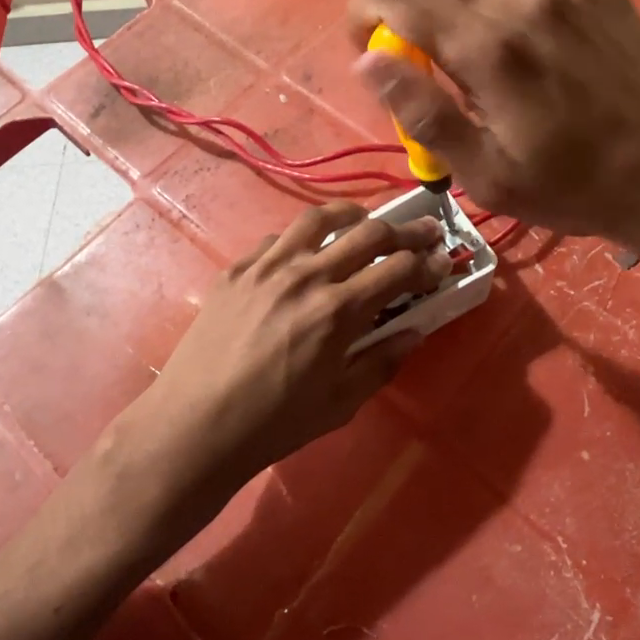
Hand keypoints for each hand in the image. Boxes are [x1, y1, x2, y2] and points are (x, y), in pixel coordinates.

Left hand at [130, 203, 450, 488]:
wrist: (195, 424)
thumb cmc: (274, 423)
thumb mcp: (340, 403)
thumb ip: (381, 362)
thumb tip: (413, 331)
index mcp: (337, 311)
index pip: (397, 270)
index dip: (427, 263)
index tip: (444, 261)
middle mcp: (306, 275)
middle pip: (367, 234)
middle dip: (406, 230)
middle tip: (425, 230)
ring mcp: (267, 266)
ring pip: (319, 220)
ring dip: (354, 215)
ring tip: (368, 219)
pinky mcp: (237, 269)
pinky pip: (278, 238)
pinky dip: (304, 236)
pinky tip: (308, 248)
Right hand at [346, 0, 639, 293]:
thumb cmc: (576, 188)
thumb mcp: (487, 174)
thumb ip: (422, 112)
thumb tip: (367, 62)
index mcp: (489, 46)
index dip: (363, 11)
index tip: (369, 48)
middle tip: (412, 50)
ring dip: (457, 9)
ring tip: (485, 71)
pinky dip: (510, 15)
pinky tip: (542, 65)